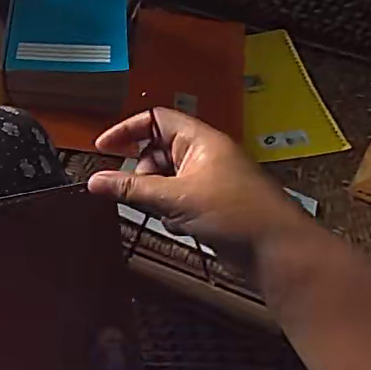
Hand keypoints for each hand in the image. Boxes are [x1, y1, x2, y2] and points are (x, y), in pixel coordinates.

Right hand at [85, 108, 317, 264]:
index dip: (127, 130)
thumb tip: (95, 180)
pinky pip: (178, 201)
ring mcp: (208, 181)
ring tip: (168, 214)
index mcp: (199, 139)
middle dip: (142, 173)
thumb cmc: (236, 213)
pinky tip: (182, 227)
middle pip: (156, 152)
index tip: (103, 148)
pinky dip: (172, 213)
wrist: (275, 250)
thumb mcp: (175, 198)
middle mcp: (204, 155)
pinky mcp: (211, 205)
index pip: (154, 119)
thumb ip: (132, 189)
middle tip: (137, 193)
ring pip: (166, 180)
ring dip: (158, 198)